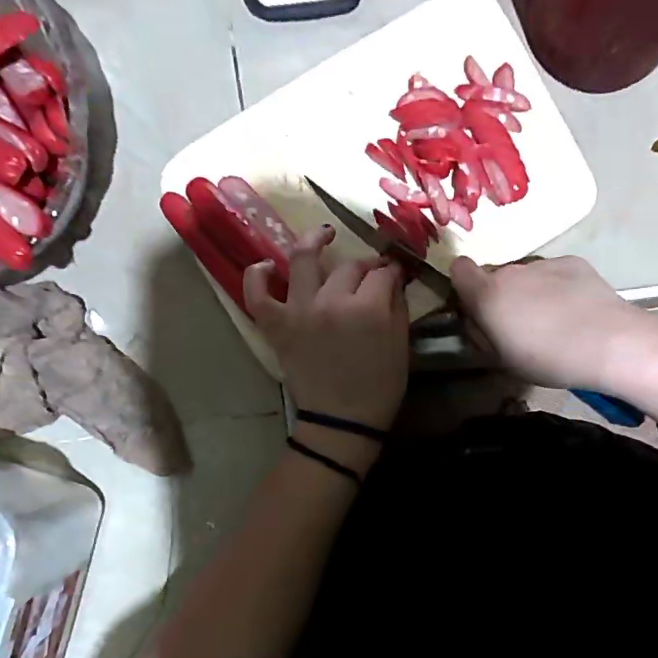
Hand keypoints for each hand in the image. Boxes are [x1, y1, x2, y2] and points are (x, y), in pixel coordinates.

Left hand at [246, 228, 408, 430]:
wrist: (341, 421)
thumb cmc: (379, 388)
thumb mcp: (400, 345)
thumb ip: (396, 306)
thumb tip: (393, 277)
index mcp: (369, 308)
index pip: (382, 273)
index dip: (392, 271)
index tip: (395, 274)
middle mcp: (332, 301)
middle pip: (349, 267)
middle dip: (364, 267)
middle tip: (370, 274)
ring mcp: (300, 310)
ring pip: (302, 260)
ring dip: (313, 241)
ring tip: (322, 236)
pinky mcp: (277, 326)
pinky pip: (258, 294)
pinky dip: (256, 276)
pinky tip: (267, 266)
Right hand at [451, 256, 657, 390]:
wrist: (611, 343)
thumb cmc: (548, 360)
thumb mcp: (501, 360)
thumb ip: (481, 333)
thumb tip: (477, 319)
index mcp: (488, 295)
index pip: (459, 269)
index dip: (464, 286)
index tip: (476, 308)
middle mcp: (511, 271)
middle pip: (495, 277)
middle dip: (501, 296)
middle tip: (520, 325)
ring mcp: (544, 263)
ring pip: (525, 276)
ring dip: (530, 292)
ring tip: (552, 320)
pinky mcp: (573, 262)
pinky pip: (553, 273)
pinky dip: (556, 287)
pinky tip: (574, 310)